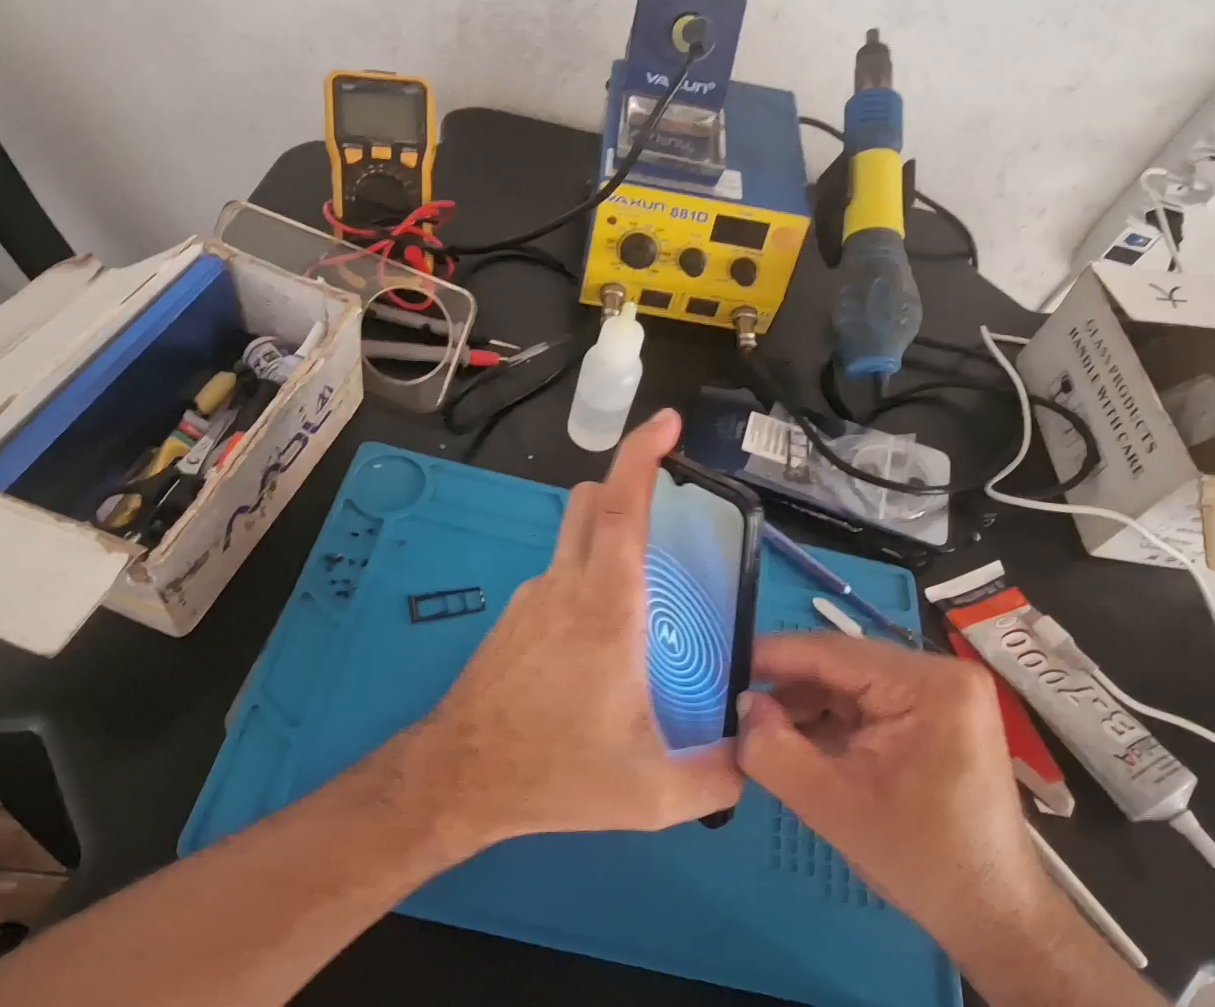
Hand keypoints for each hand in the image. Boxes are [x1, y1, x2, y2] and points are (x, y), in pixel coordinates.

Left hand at [410, 409, 743, 843]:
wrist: (457, 779)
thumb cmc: (553, 774)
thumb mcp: (651, 792)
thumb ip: (718, 774)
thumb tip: (757, 757)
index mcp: (606, 607)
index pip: (621, 508)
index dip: (643, 455)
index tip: (668, 423)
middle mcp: (565, 586)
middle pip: (591, 502)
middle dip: (629, 483)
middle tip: (673, 504)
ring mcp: (532, 599)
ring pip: (573, 537)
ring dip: (610, 536)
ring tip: (652, 594)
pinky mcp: (515, 619)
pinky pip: (560, 575)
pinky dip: (589, 576)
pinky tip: (606, 639)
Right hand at [736, 633, 1049, 938]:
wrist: (991, 914)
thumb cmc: (919, 859)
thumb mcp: (831, 805)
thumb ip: (774, 750)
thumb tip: (741, 704)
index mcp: (929, 684)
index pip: (834, 652)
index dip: (772, 656)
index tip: (721, 666)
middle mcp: (941, 674)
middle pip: (843, 666)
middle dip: (787, 687)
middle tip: (733, 705)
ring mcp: (942, 695)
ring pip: (851, 685)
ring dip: (805, 706)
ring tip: (758, 729)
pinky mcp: (936, 718)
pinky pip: (869, 705)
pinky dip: (831, 722)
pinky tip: (797, 742)